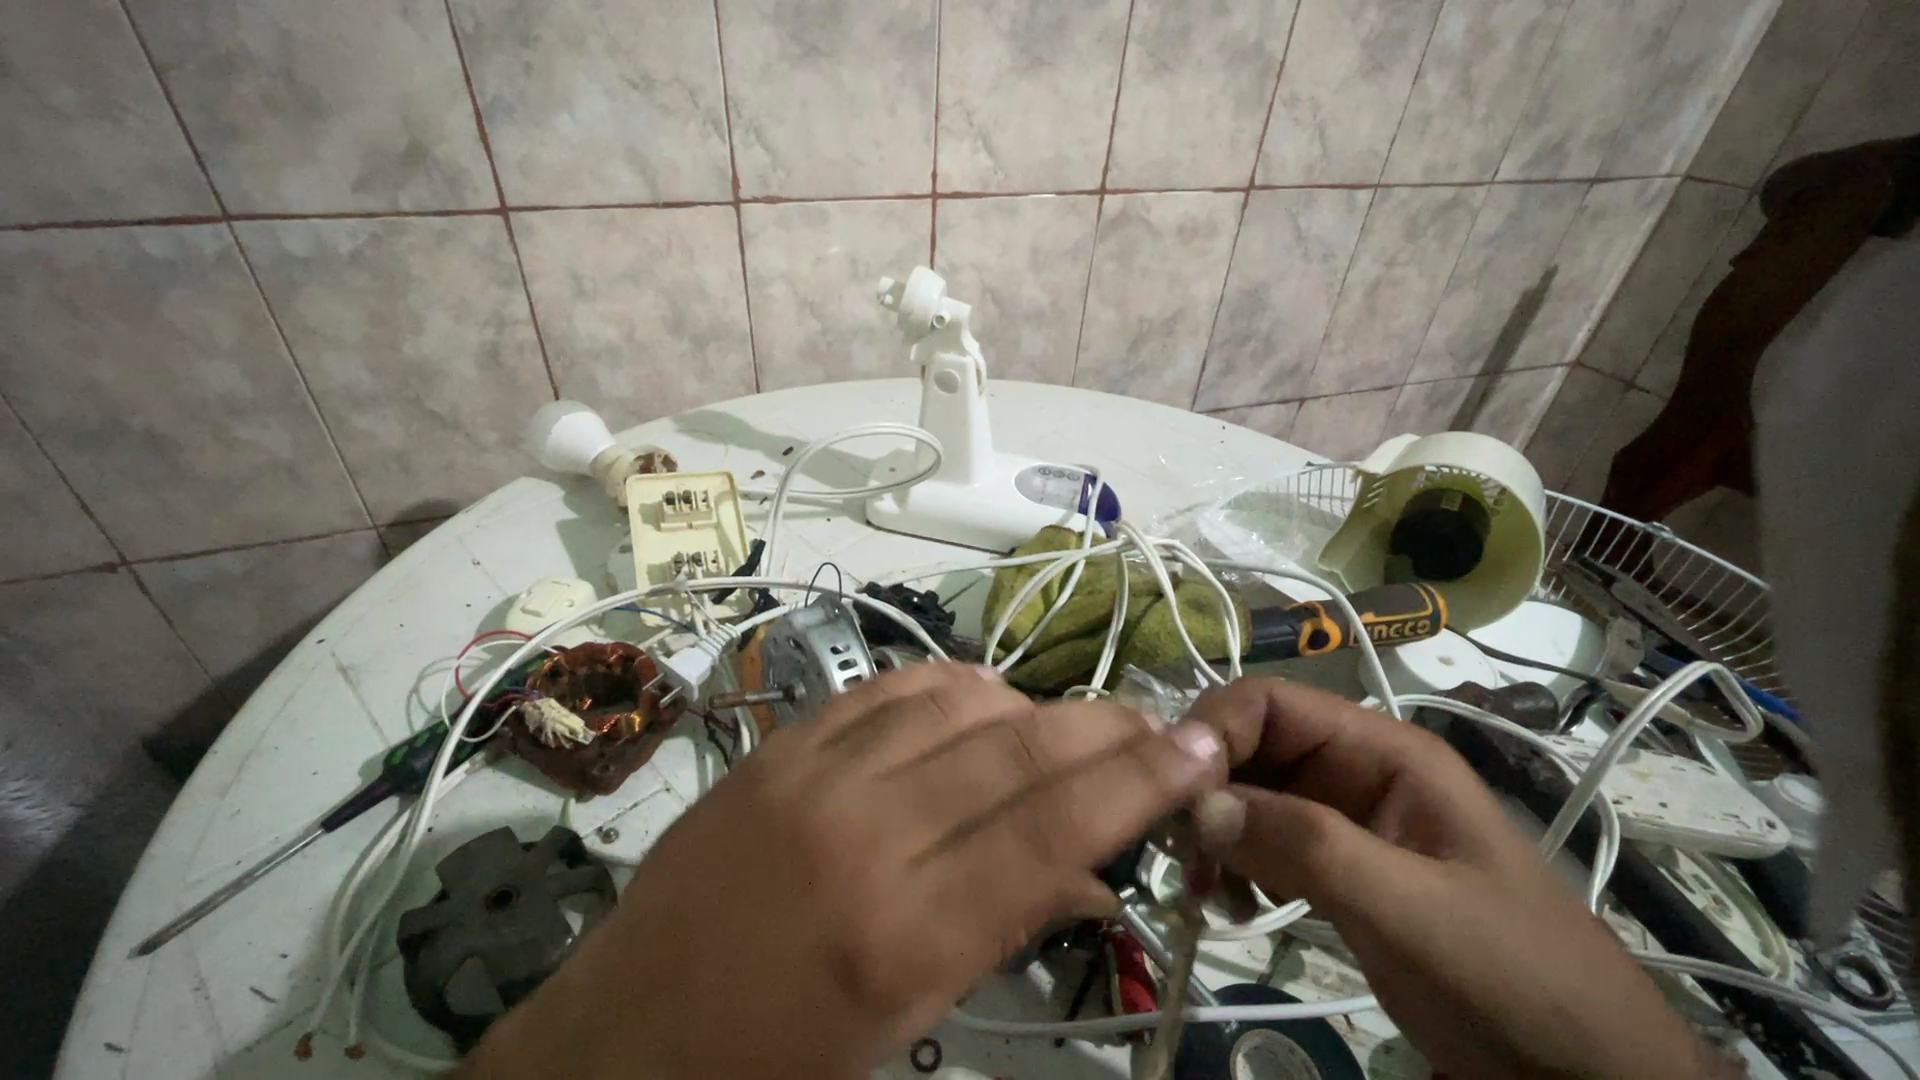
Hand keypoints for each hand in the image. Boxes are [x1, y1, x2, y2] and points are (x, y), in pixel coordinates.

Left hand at [459, 663, 1227, 1078]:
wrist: (621, 1039)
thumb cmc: (774, 1061)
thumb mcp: (904, 1021)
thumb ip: (1003, 926)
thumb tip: (1090, 869)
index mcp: (902, 931)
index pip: (1054, 828)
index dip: (1141, 780)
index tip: (1200, 747)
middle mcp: (863, 831)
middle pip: (1016, 749)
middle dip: (1106, 729)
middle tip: (1157, 725)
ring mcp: (810, 773)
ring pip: (956, 699)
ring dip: (1029, 704)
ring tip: (1064, 727)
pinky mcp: (776, 745)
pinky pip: (885, 688)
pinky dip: (950, 685)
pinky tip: (977, 701)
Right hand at [1187, 679, 1732, 1079]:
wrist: (1587, 1078)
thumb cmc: (1516, 978)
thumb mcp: (1414, 909)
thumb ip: (1308, 848)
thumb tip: (1198, 803)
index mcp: (1386, 753)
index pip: (1274, 704)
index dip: (1216, 731)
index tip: (1174, 794)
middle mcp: (1358, 773)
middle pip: (1254, 748)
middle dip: (1206, 789)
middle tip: (1176, 852)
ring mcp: (1347, 824)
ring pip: (1250, 798)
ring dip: (1213, 833)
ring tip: (1201, 890)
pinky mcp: (1338, 872)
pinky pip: (1264, 846)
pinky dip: (1234, 866)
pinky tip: (1229, 905)